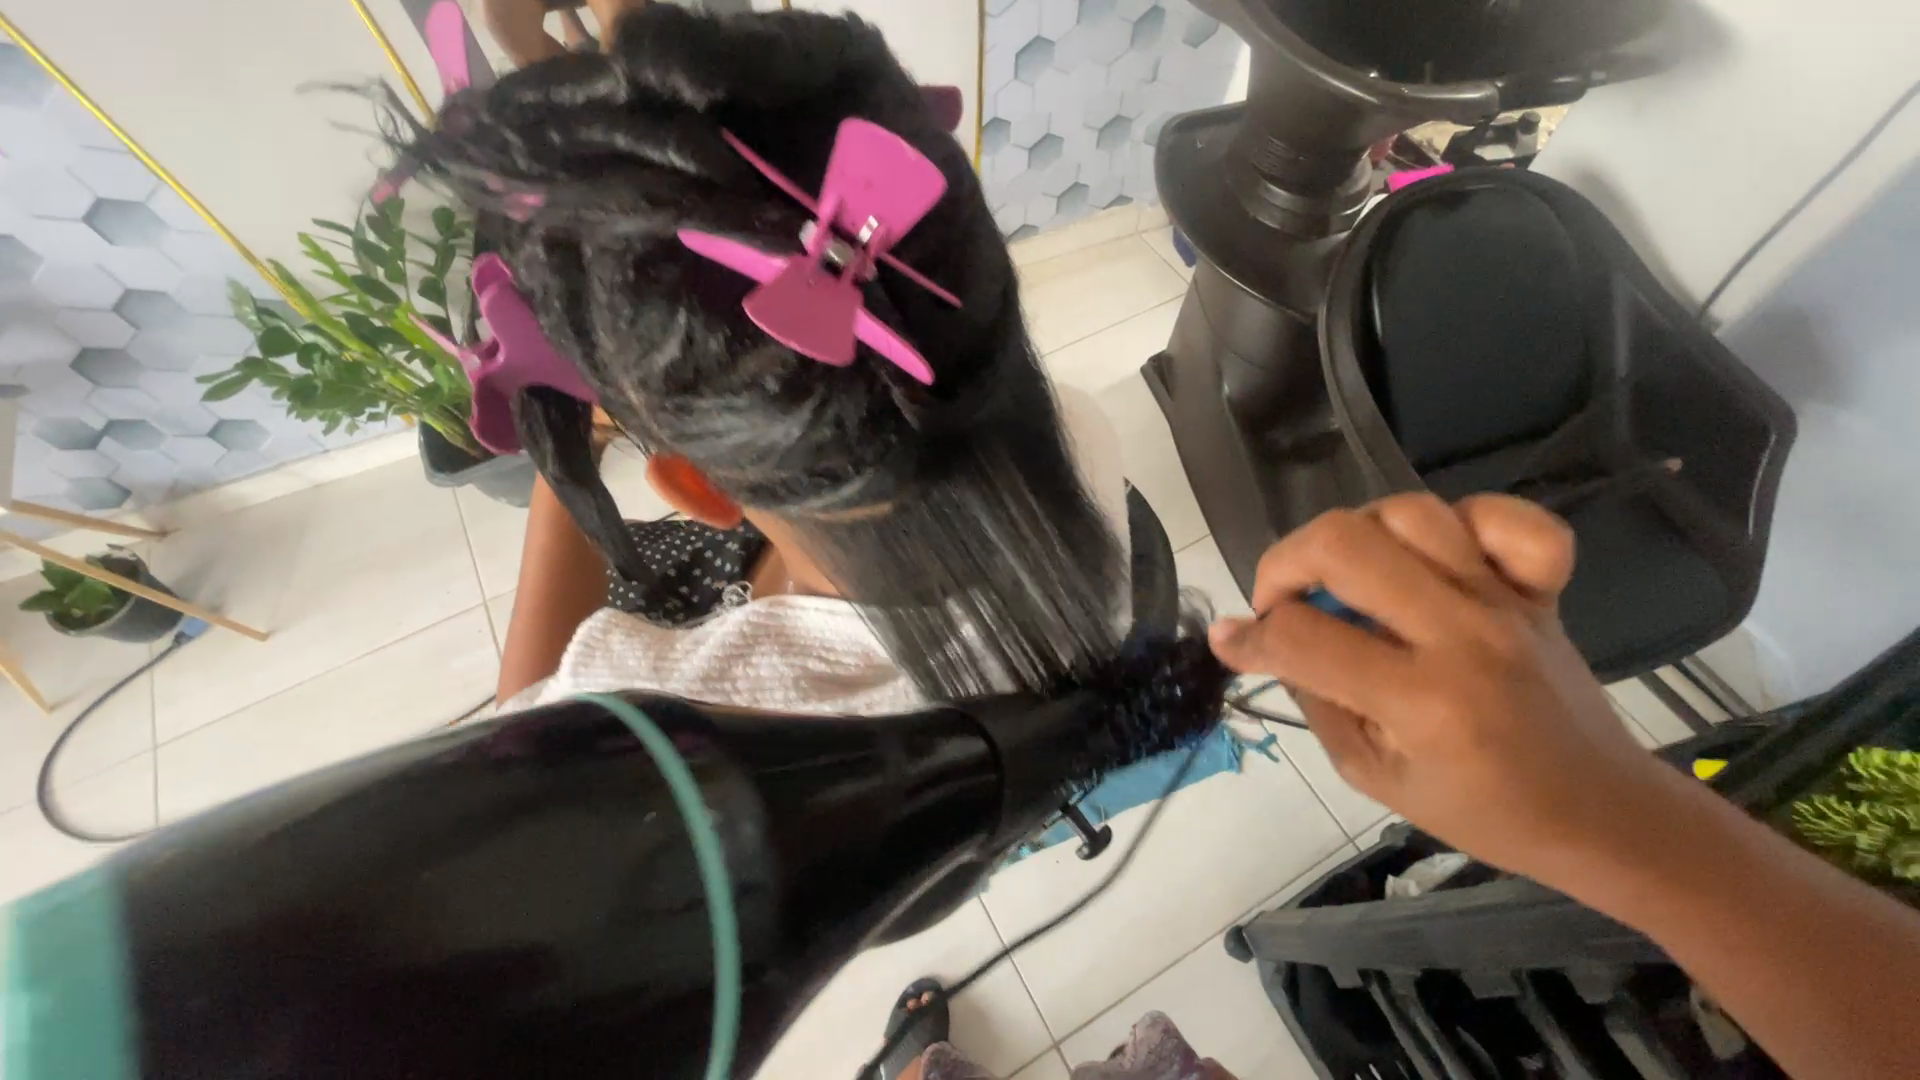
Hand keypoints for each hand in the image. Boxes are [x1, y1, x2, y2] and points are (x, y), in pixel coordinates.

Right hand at [1208, 494, 1673, 879]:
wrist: (1601, 813)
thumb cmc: (1479, 809)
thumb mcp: (1370, 775)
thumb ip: (1311, 697)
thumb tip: (1253, 641)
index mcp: (1420, 701)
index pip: (1300, 638)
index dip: (1247, 638)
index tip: (1233, 643)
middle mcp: (1461, 634)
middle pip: (1342, 544)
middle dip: (1283, 565)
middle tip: (1281, 602)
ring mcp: (1504, 601)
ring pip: (1406, 513)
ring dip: (1353, 535)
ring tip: (1345, 576)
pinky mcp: (1538, 587)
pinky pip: (1503, 517)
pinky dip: (1459, 520)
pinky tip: (1433, 554)